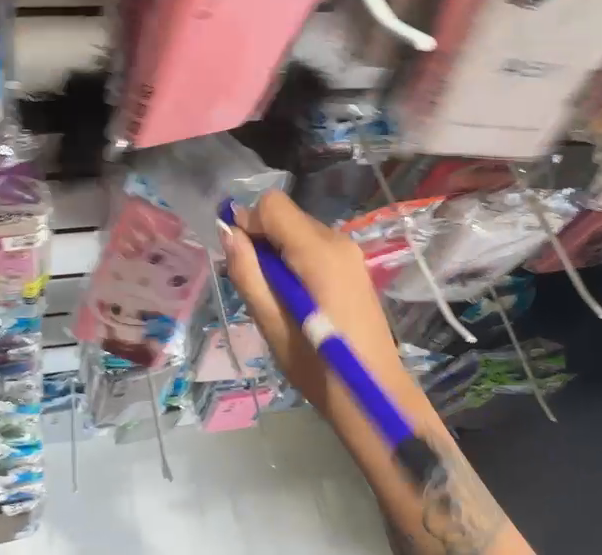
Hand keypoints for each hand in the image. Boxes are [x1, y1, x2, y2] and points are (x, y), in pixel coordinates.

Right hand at [219, 190, 408, 413]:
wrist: (374, 396)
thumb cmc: (317, 365)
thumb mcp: (271, 322)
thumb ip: (247, 271)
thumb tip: (227, 231)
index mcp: (318, 251)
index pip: (272, 205)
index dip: (249, 223)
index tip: (240, 258)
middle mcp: (337, 240)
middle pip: (286, 216)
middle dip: (263, 240)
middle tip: (257, 285)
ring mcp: (350, 253)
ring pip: (299, 229)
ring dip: (279, 251)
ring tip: (277, 296)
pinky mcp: (354, 266)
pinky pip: (315, 245)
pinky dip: (297, 259)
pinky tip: (298, 298)